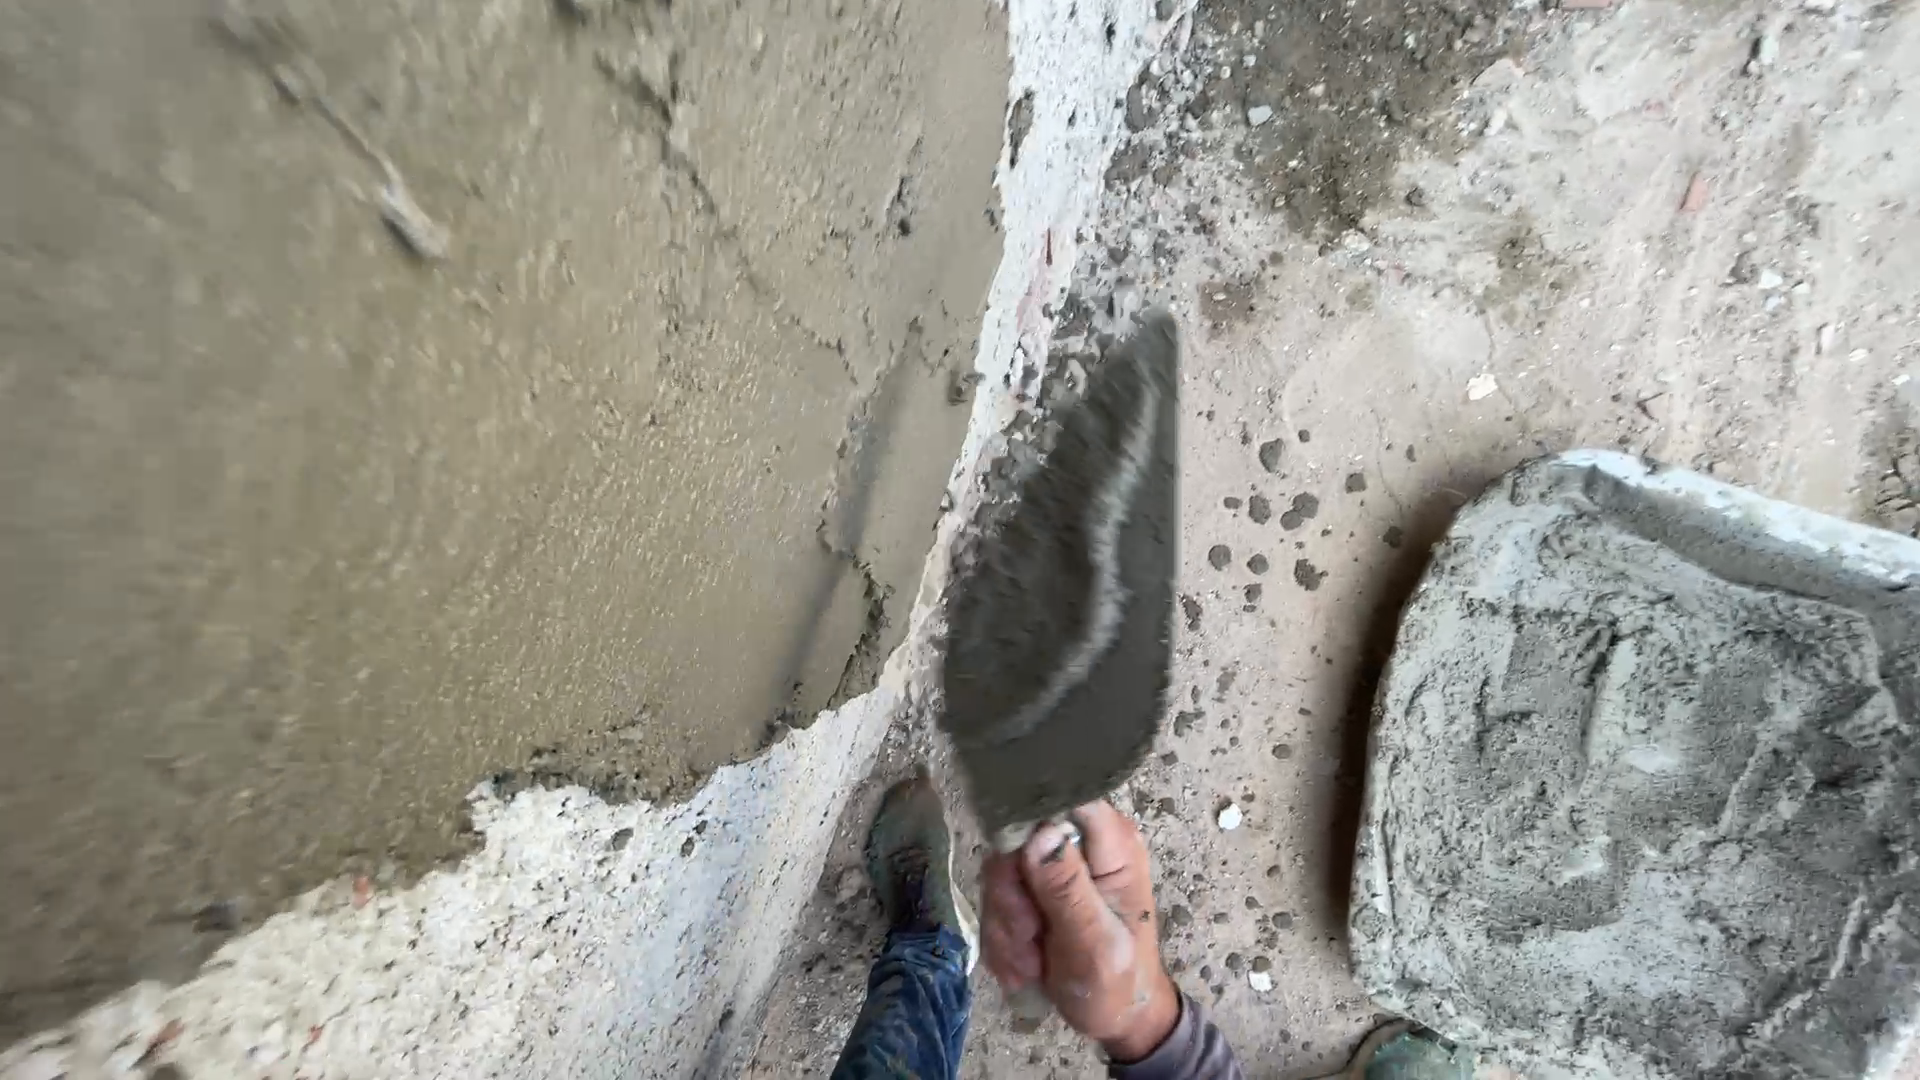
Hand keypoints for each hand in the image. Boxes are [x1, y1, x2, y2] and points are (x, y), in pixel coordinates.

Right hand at [979, 801, 1180, 1062]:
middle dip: (1012, 892)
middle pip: (1019, 835)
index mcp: (1111, 842)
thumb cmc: (1120, 982)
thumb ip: (1068, 889)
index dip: (1030, 820)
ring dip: (1006, 921)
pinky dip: (1002, 934)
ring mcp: (1053, 861)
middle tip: (1026, 933)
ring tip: (1030, 958)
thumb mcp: (1097, 944)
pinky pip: (996, 895)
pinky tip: (1024, 961)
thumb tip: (1038, 834)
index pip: (1064, 796)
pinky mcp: (1031, 884)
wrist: (1115, 1020)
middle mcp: (1080, 841)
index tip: (1017, 866)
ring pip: (1001, 867)